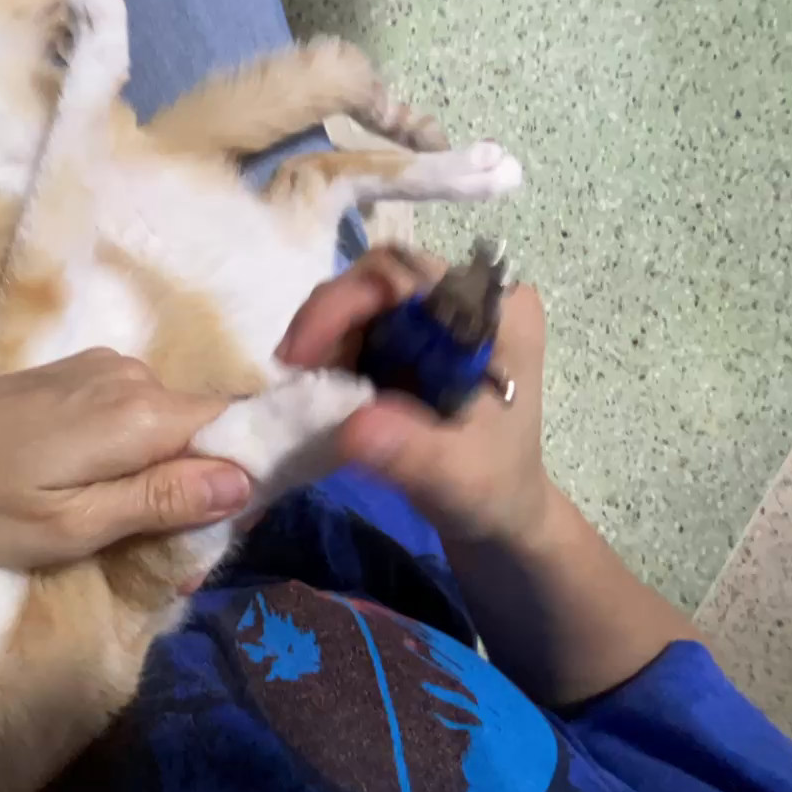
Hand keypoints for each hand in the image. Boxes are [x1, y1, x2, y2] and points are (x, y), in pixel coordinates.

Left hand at [0, 349, 254, 568]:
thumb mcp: (70, 526)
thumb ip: (160, 498)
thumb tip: (246, 480)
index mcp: (138, 410)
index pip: (234, 424)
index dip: (244, 470)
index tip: (222, 523)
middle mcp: (128, 373)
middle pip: (200, 424)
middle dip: (197, 481)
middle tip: (163, 548)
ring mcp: (95, 366)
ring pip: (164, 419)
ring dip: (160, 468)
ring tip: (115, 525)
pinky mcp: (68, 373)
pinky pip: (128, 409)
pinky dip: (128, 449)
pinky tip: (90, 485)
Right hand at [276, 246, 550, 545]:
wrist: (500, 515)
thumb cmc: (493, 492)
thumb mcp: (458, 479)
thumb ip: (411, 453)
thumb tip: (351, 427)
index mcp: (496, 314)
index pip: (407, 275)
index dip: (345, 302)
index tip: (302, 355)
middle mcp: (467, 299)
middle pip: (374, 281)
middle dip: (325, 321)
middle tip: (290, 371)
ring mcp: (435, 316)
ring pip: (357, 300)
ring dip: (320, 339)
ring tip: (301, 384)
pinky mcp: (411, 337)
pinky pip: (355, 326)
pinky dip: (327, 352)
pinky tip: (317, 387)